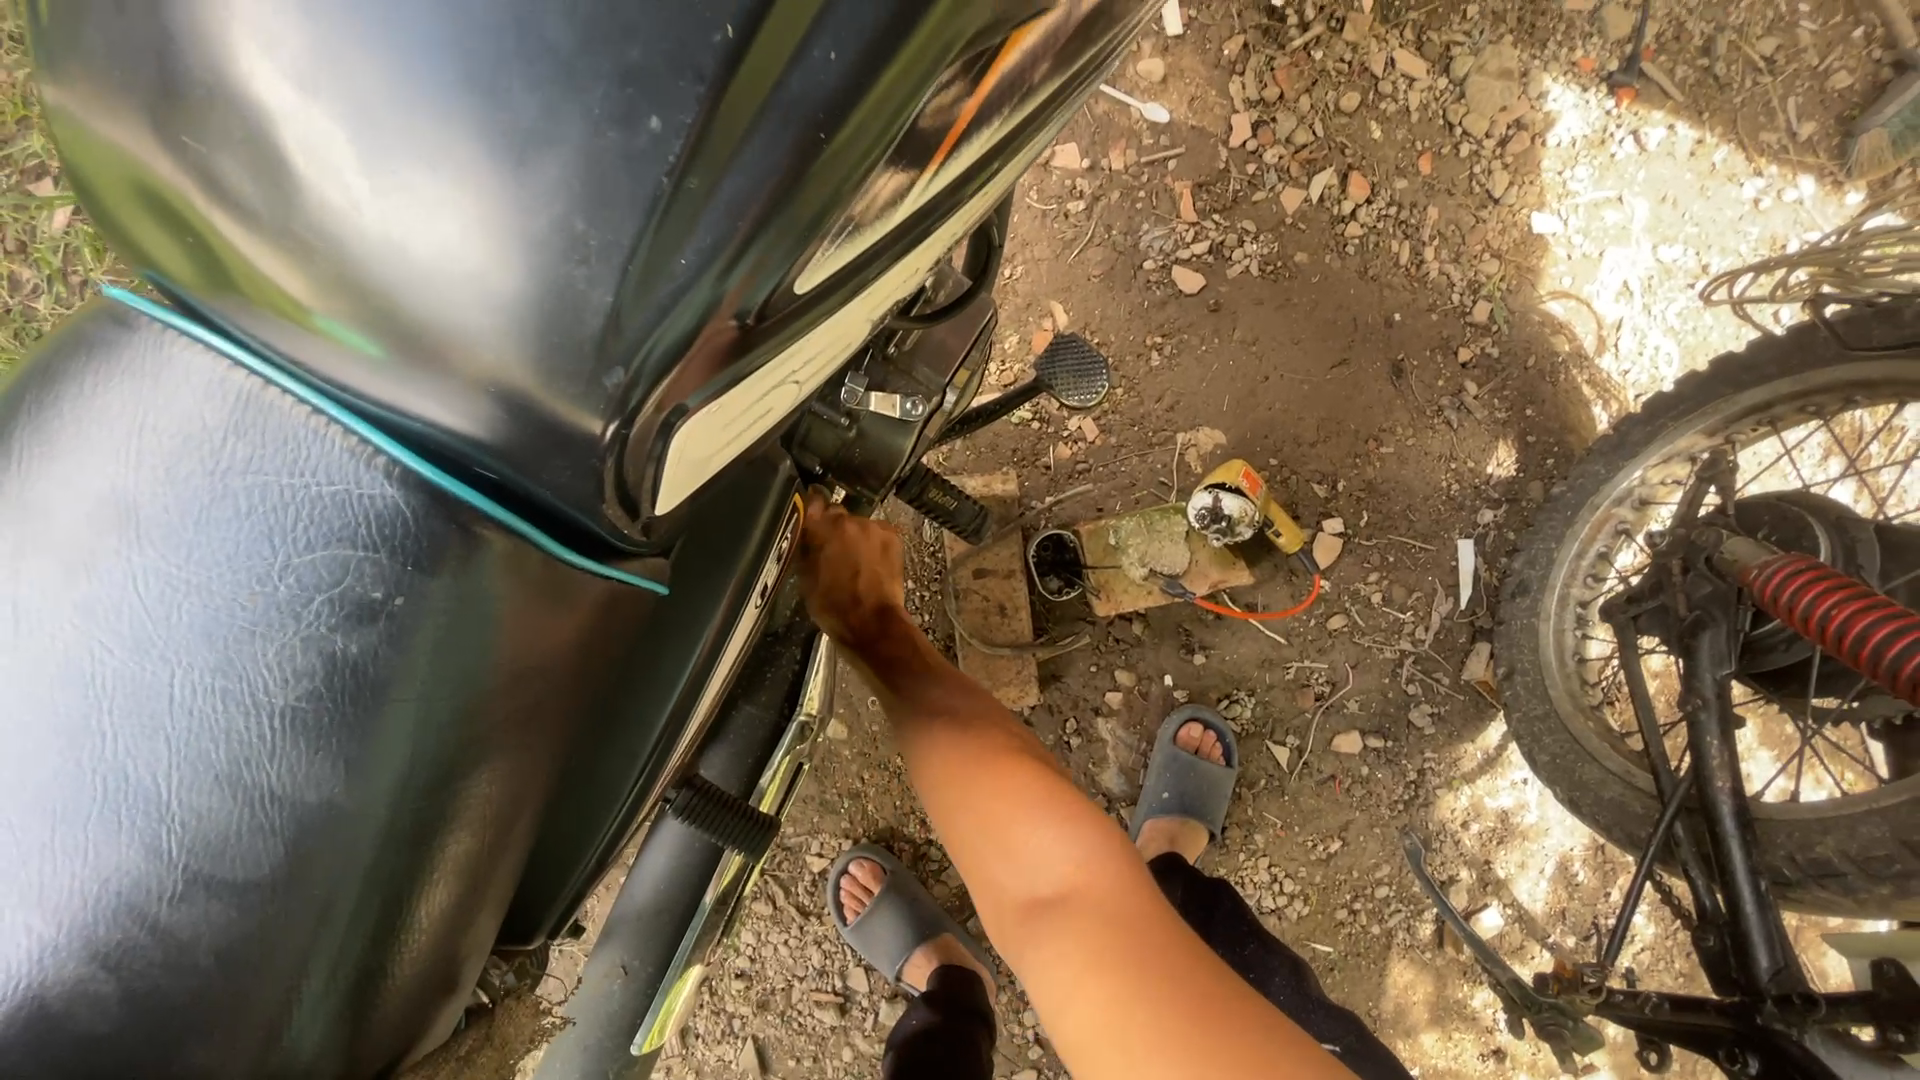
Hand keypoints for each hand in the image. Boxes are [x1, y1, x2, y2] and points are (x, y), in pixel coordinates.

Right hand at [797, 490, 908, 648]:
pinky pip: (878, 533)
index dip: (812, 511)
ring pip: (860, 525)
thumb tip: (807, 534)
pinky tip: (872, 562)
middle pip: (838, 516)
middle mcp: (847, 520)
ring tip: (856, 561)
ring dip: (856, 537)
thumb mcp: (806, 578)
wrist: (871, 622)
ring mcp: (872, 527)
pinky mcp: (892, 536)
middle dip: (835, 529)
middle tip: (834, 551)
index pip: (812, 502)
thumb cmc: (832, 606)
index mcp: (820, 528)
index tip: (812, 519)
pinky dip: (874, 543)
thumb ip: (806, 548)